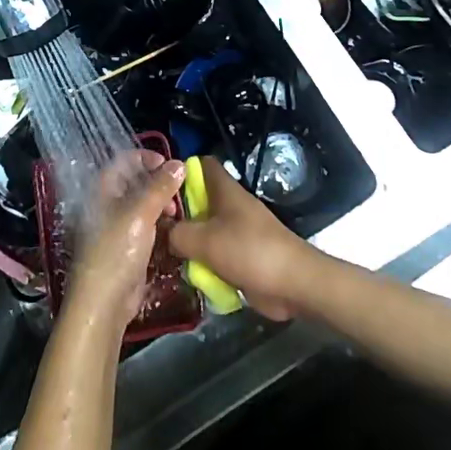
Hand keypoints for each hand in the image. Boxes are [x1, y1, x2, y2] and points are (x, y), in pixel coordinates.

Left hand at [64, 151, 185, 330]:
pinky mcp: (127, 245)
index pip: (125, 159)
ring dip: (161, 205)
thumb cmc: (117, 248)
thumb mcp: (141, 212)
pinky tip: (173, 231)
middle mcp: (108, 202)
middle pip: (136, 181)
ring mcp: (117, 224)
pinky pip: (146, 226)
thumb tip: (179, 163)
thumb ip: (160, 186)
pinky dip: (160, 224)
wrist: (104, 300)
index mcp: (103, 187)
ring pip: (143, 204)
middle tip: (178, 195)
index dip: (148, 158)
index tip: (172, 165)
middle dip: (159, 183)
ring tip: (177, 214)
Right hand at [169, 156, 316, 319]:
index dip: (179, 170)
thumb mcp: (204, 241)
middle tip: (155, 227)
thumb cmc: (249, 251)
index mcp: (225, 191)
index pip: (200, 164)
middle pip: (197, 200)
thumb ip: (176, 234)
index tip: (158, 186)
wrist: (295, 285)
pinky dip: (205, 263)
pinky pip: (215, 254)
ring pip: (204, 230)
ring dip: (190, 243)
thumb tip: (162, 232)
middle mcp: (230, 206)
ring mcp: (237, 231)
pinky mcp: (242, 256)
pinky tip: (191, 274)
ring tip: (168, 254)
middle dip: (178, 214)